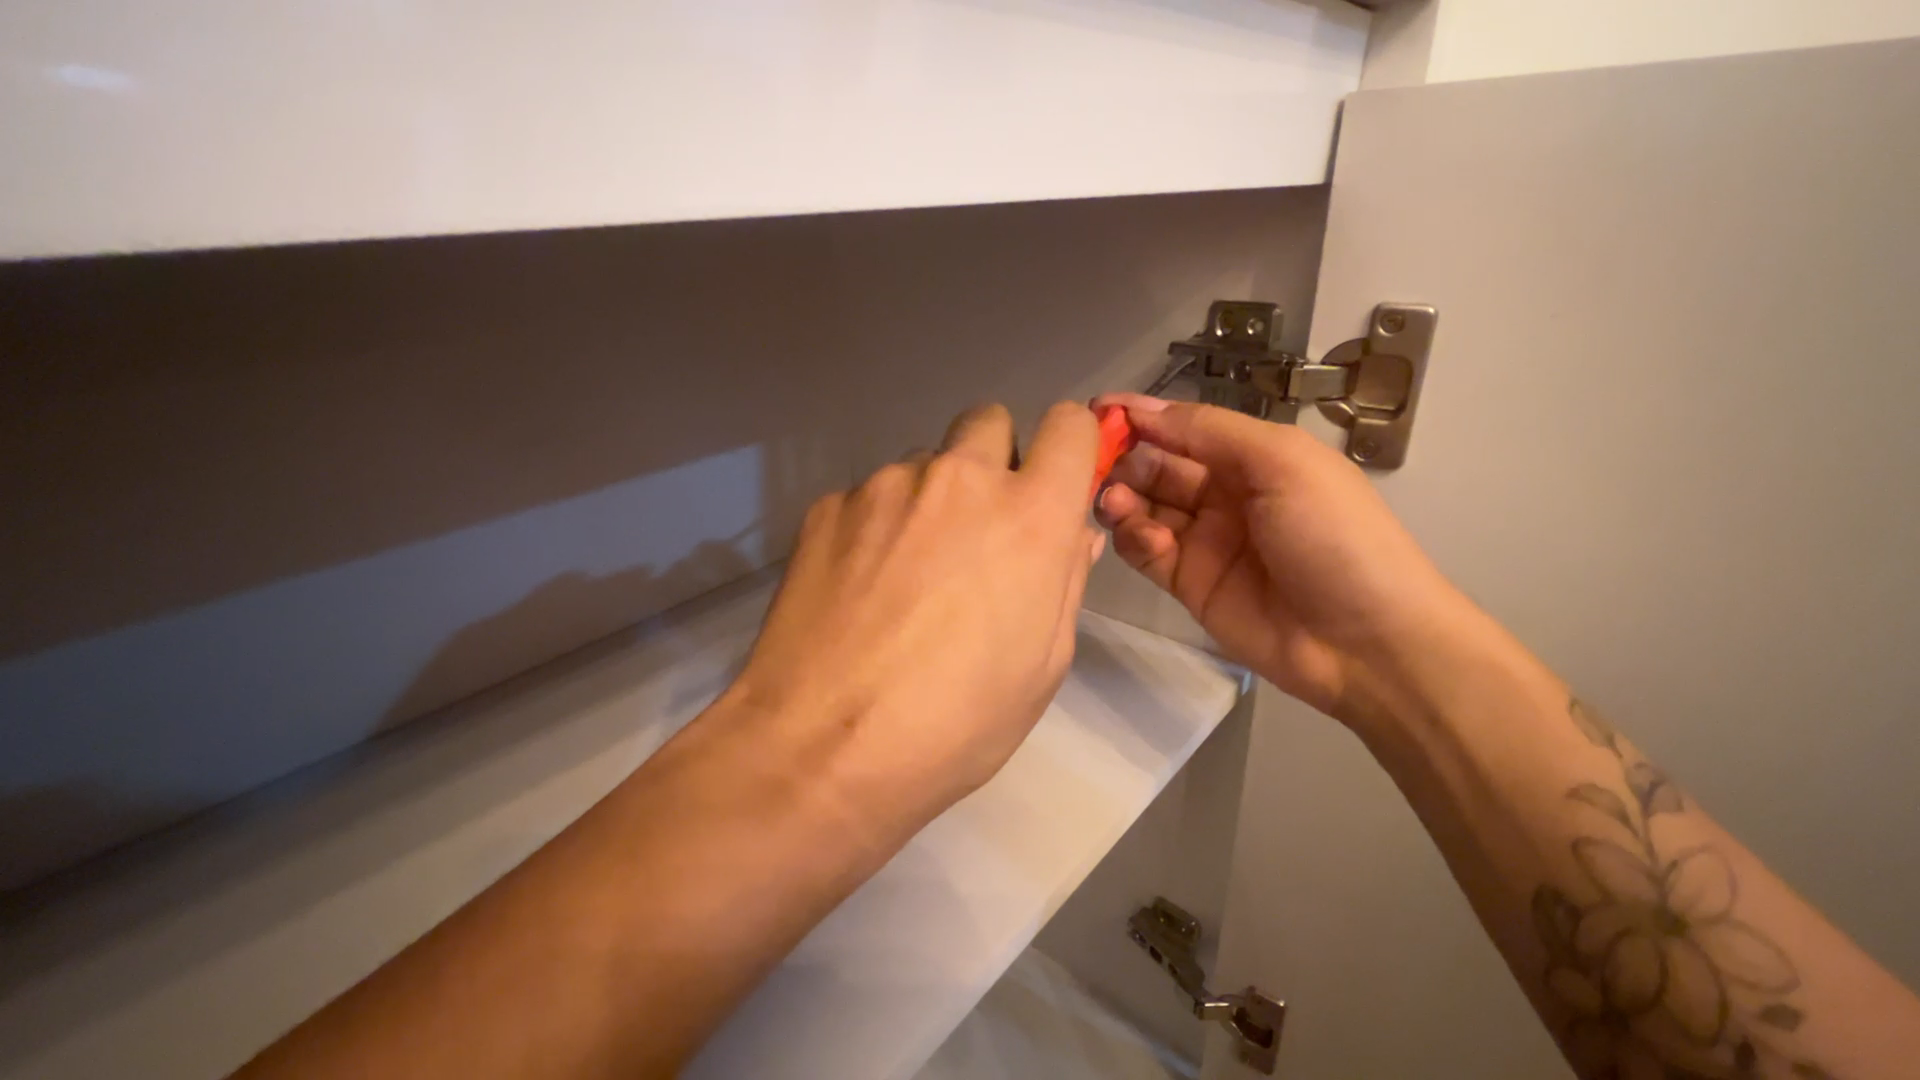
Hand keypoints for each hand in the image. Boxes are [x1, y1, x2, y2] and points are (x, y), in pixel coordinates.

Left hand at [729, 402, 1103, 835]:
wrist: (821, 748)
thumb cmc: (955, 723)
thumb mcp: (1042, 667)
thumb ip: (1064, 581)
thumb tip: (1071, 534)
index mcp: (1028, 517)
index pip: (1068, 425)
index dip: (1069, 447)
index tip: (1054, 484)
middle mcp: (958, 480)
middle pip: (988, 423)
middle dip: (994, 461)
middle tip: (977, 531)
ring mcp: (883, 487)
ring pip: (923, 465)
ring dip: (930, 500)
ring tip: (905, 578)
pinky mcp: (826, 507)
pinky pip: (868, 497)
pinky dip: (875, 527)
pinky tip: (858, 591)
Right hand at [1091, 393, 1469, 724]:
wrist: (1366, 641)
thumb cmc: (1335, 535)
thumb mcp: (1284, 463)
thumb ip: (1209, 431)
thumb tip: (1142, 409)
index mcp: (1254, 458)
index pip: (1185, 428)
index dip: (1142, 417)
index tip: (1096, 411)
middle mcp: (1225, 494)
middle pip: (1159, 466)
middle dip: (1126, 459)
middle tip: (1096, 464)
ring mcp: (1205, 542)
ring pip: (1145, 509)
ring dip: (1123, 498)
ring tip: (1113, 502)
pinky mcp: (1189, 585)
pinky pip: (1146, 552)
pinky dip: (1132, 539)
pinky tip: (1138, 535)